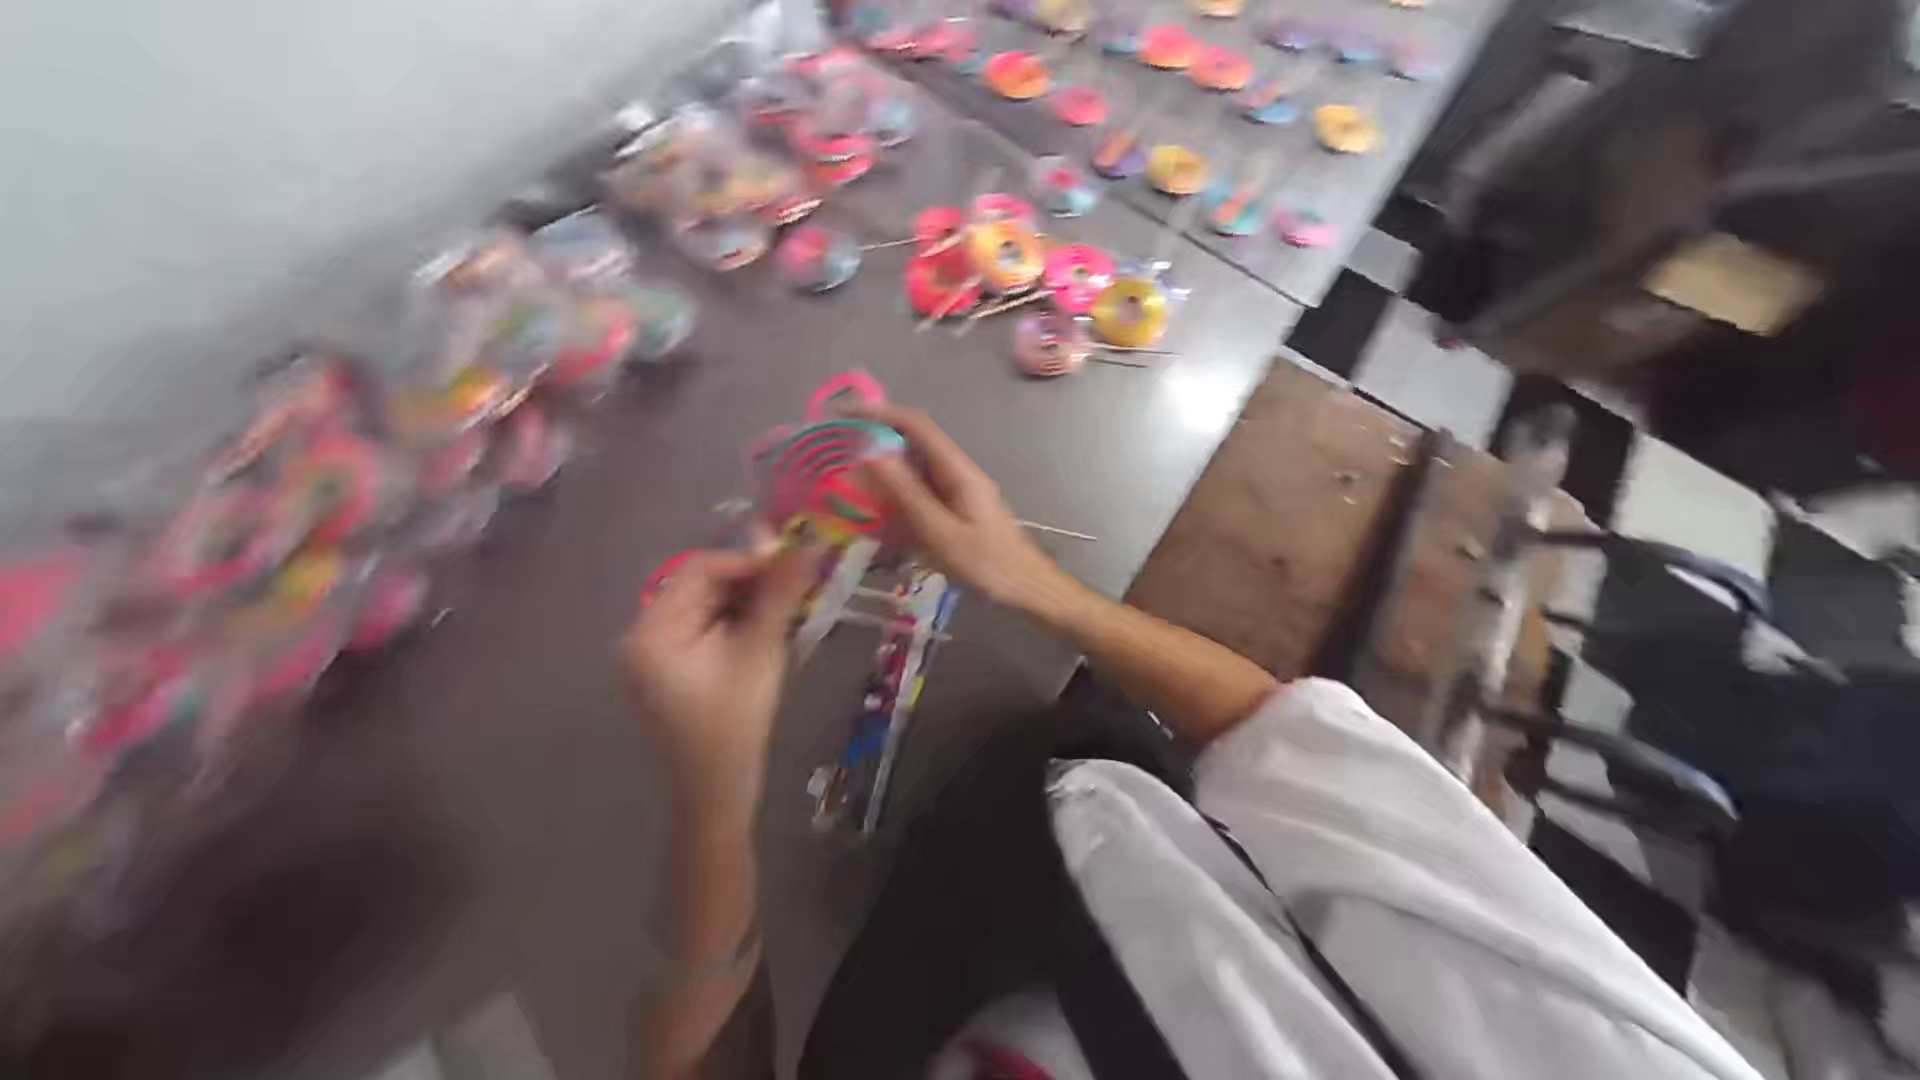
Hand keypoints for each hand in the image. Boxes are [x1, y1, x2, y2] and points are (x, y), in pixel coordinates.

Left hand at [621, 544, 821, 816]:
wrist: (718, 793)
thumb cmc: (736, 723)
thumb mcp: (760, 651)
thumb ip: (780, 594)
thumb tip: (809, 544)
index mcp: (652, 631)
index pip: (701, 569)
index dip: (749, 559)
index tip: (794, 562)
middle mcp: (643, 635)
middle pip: (702, 585)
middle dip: (751, 581)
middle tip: (797, 583)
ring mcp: (655, 654)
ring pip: (708, 605)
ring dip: (748, 600)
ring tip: (788, 606)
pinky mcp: (672, 668)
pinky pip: (707, 627)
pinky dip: (738, 621)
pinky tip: (768, 627)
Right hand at [853, 403, 1074, 615]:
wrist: (1029, 593)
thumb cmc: (988, 567)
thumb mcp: (941, 533)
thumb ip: (906, 494)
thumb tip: (870, 454)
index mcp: (957, 471)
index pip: (915, 425)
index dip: (878, 413)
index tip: (842, 415)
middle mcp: (958, 474)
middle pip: (912, 446)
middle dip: (875, 444)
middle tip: (837, 457)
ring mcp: (959, 493)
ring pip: (914, 473)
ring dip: (884, 476)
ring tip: (850, 489)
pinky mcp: (957, 514)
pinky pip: (921, 497)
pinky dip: (898, 501)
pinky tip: (881, 521)